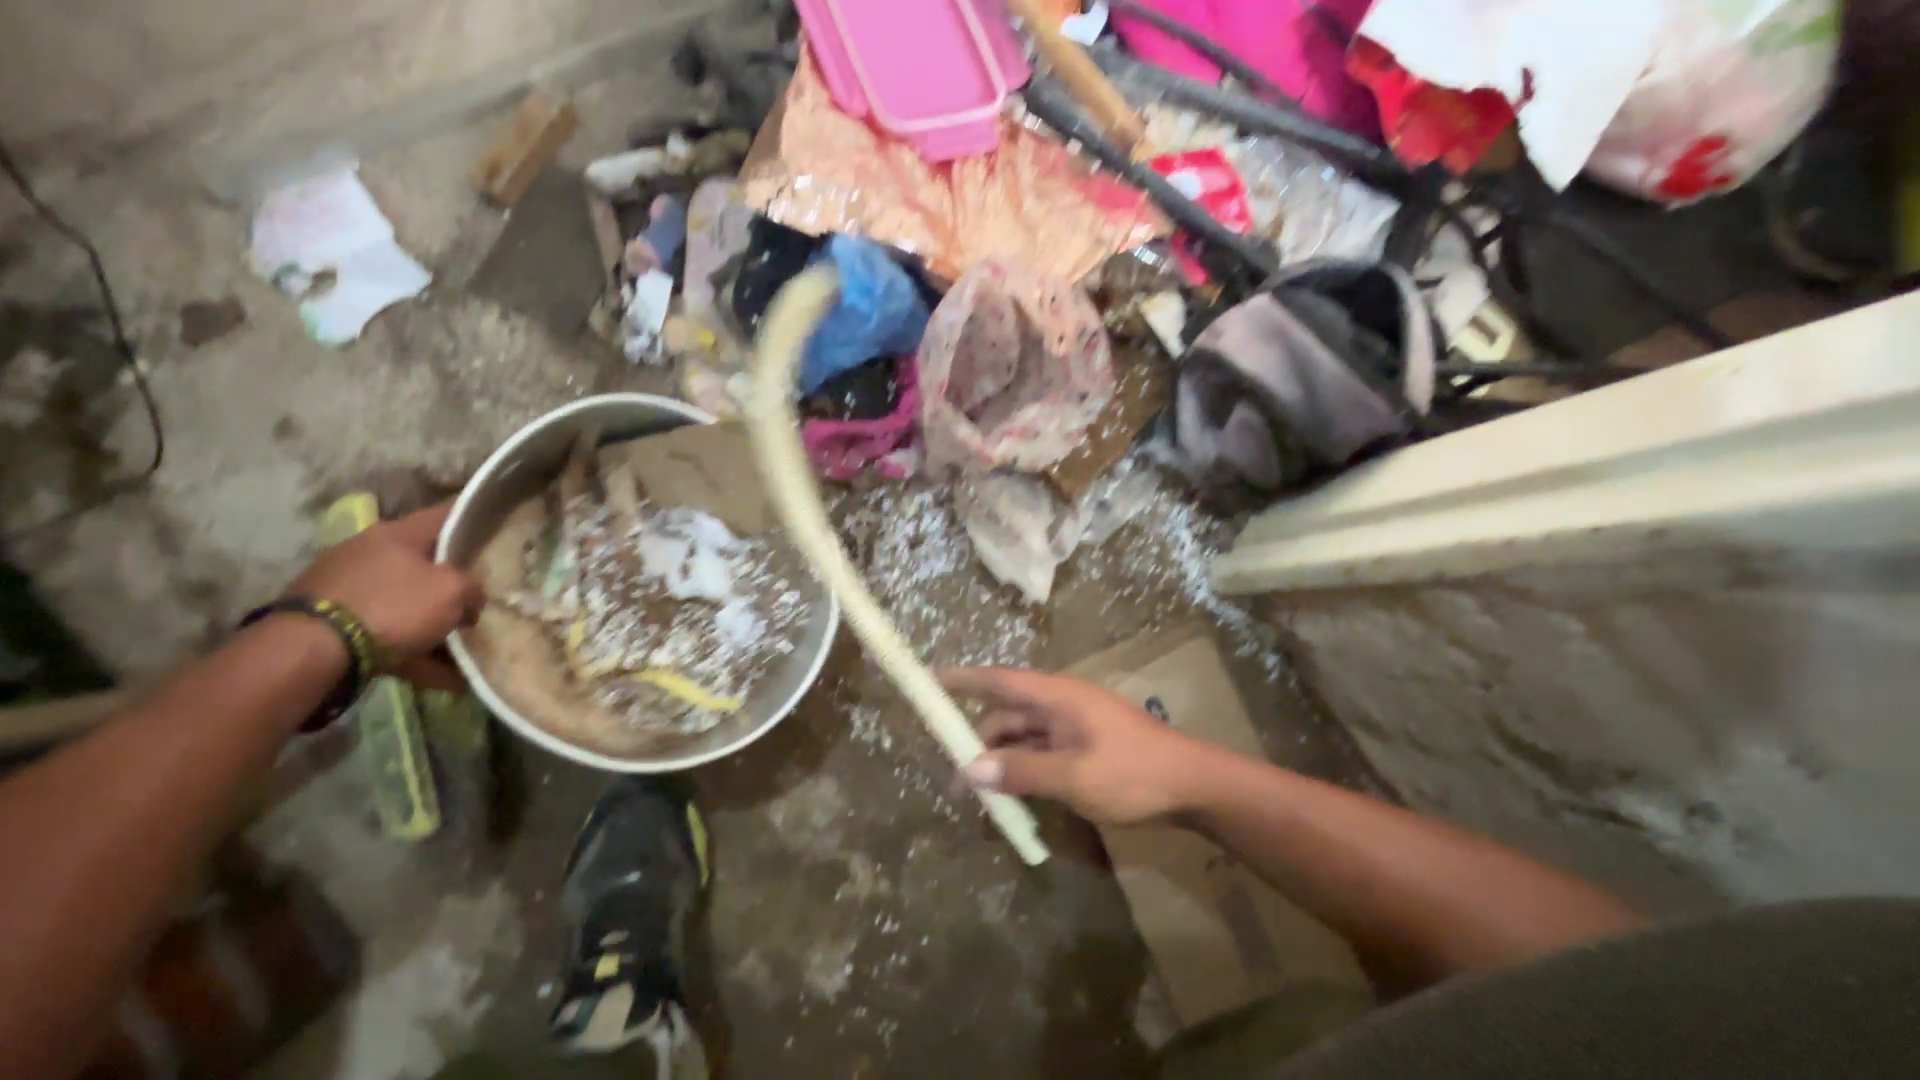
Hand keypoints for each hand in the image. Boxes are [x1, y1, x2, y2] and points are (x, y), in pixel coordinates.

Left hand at [286, 502, 482, 690]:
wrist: (312, 650)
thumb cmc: (393, 606)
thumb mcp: (453, 592)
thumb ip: (472, 588)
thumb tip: (471, 598)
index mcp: (397, 534)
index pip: (445, 515)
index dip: (472, 517)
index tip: (494, 523)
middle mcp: (367, 551)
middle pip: (423, 563)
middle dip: (451, 584)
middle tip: (477, 601)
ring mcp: (343, 586)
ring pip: (403, 602)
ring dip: (432, 625)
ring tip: (461, 653)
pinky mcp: (328, 621)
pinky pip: (384, 633)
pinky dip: (412, 652)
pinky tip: (440, 678)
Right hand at [939, 667, 1221, 825]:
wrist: (1194, 786)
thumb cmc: (1134, 774)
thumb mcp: (1075, 776)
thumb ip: (1022, 772)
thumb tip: (970, 769)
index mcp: (1059, 697)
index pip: (1000, 680)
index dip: (964, 680)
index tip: (929, 680)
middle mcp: (1062, 706)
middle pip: (1008, 716)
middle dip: (979, 744)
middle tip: (958, 782)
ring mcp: (1075, 729)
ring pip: (1023, 739)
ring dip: (1002, 763)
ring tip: (983, 800)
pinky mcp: (1085, 750)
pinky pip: (1042, 755)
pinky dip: (1024, 772)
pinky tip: (1014, 799)